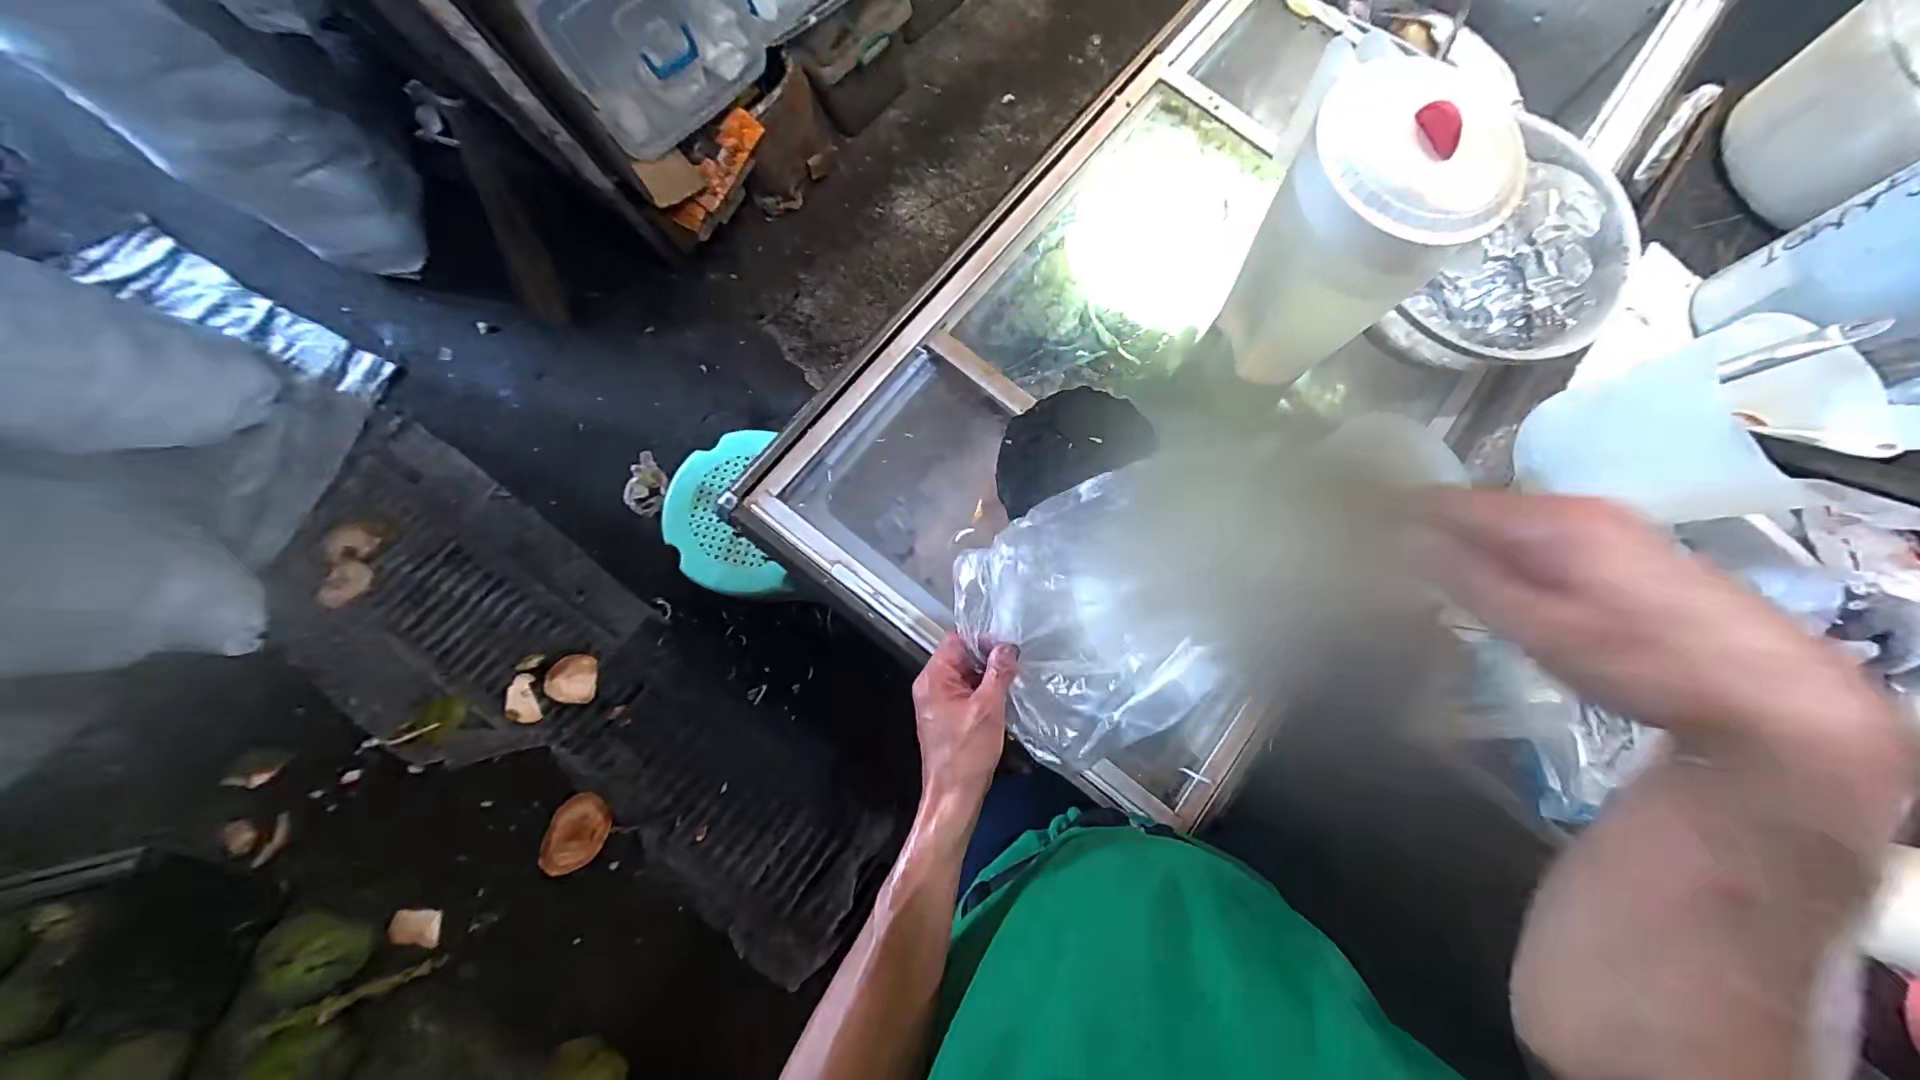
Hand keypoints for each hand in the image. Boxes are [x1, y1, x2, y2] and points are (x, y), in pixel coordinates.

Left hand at [911, 635, 1017, 807]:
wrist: (954, 795)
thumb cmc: (967, 754)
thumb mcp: (989, 708)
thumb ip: (998, 673)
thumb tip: (1007, 648)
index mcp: (933, 678)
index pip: (955, 640)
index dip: (982, 640)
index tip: (1007, 649)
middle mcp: (930, 686)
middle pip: (961, 656)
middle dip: (988, 658)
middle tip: (1014, 665)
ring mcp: (937, 701)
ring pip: (966, 674)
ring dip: (988, 676)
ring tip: (1012, 681)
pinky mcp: (947, 715)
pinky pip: (966, 692)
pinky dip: (984, 691)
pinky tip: (1002, 697)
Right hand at [1420, 489, 1892, 746]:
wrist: (1771, 695)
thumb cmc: (1643, 662)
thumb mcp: (1539, 626)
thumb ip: (1467, 578)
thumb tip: (1402, 539)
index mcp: (1553, 521)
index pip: (1447, 500)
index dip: (1397, 512)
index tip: (1355, 531)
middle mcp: (1578, 509)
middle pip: (1476, 510)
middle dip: (1428, 531)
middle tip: (1383, 564)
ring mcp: (1604, 526)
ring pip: (1504, 526)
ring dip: (1463, 545)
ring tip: (1421, 576)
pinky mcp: (1619, 549)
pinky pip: (1534, 539)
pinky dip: (1499, 555)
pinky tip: (1489, 586)